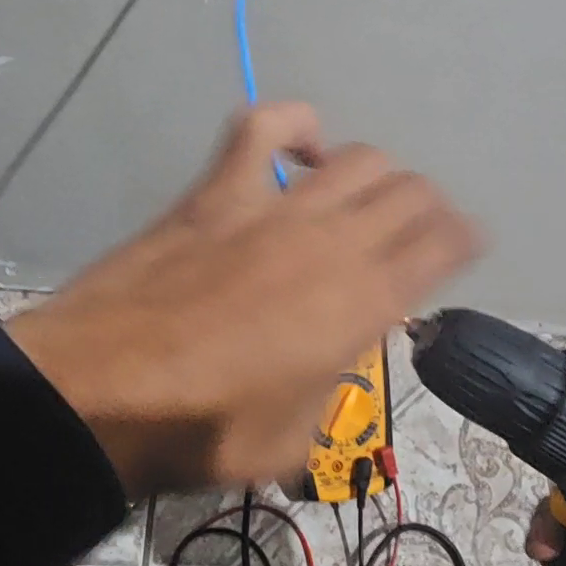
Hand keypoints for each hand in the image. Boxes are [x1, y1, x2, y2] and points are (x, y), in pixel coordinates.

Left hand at [6, 103, 480, 497]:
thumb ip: (328, 388)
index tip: (465, 244)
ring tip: (361, 200)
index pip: (445, 245)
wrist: (100, 393)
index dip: (465, 239)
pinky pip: (263, 126)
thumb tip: (329, 356)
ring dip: (377, 174)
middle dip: (428, 209)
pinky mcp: (217, 192)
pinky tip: (298, 148)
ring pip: (359, 157)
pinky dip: (293, 124)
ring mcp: (275, 207)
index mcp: (364, 305)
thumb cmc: (202, 429)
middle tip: (415, 232)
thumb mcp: (291, 440)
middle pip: (411, 193)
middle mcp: (336, 242)